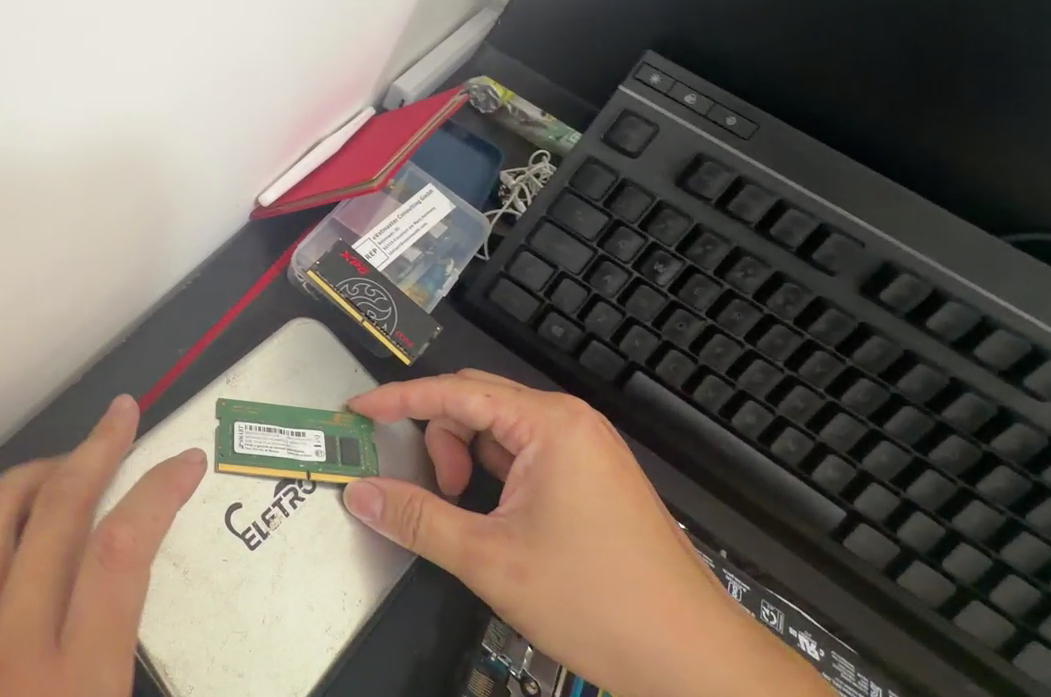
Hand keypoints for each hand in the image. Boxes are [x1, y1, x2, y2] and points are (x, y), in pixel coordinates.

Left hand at [0, 395, 205, 696]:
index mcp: (71, 684)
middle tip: (122, 415)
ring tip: (65, 461)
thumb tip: (142, 625)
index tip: (184, 463)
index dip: (159, 492)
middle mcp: (7, 647)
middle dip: (99, 448)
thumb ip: (122, 673)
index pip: (124, 552)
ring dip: (36, 471)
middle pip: (60, 509)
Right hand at [343, 371, 827, 696]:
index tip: (358, 410)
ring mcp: (583, 448)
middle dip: (436, 438)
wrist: (692, 660)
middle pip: (475, 403)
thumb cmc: (597, 602)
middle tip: (422, 488)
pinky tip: (490, 517)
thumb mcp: (490, 560)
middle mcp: (568, 422)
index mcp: (549, 424)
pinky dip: (492, 476)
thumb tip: (361, 493)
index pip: (454, 390)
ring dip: (465, 461)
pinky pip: (522, 455)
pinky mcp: (589, 476)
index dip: (399, 399)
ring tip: (463, 514)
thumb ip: (417, 518)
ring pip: (497, 431)